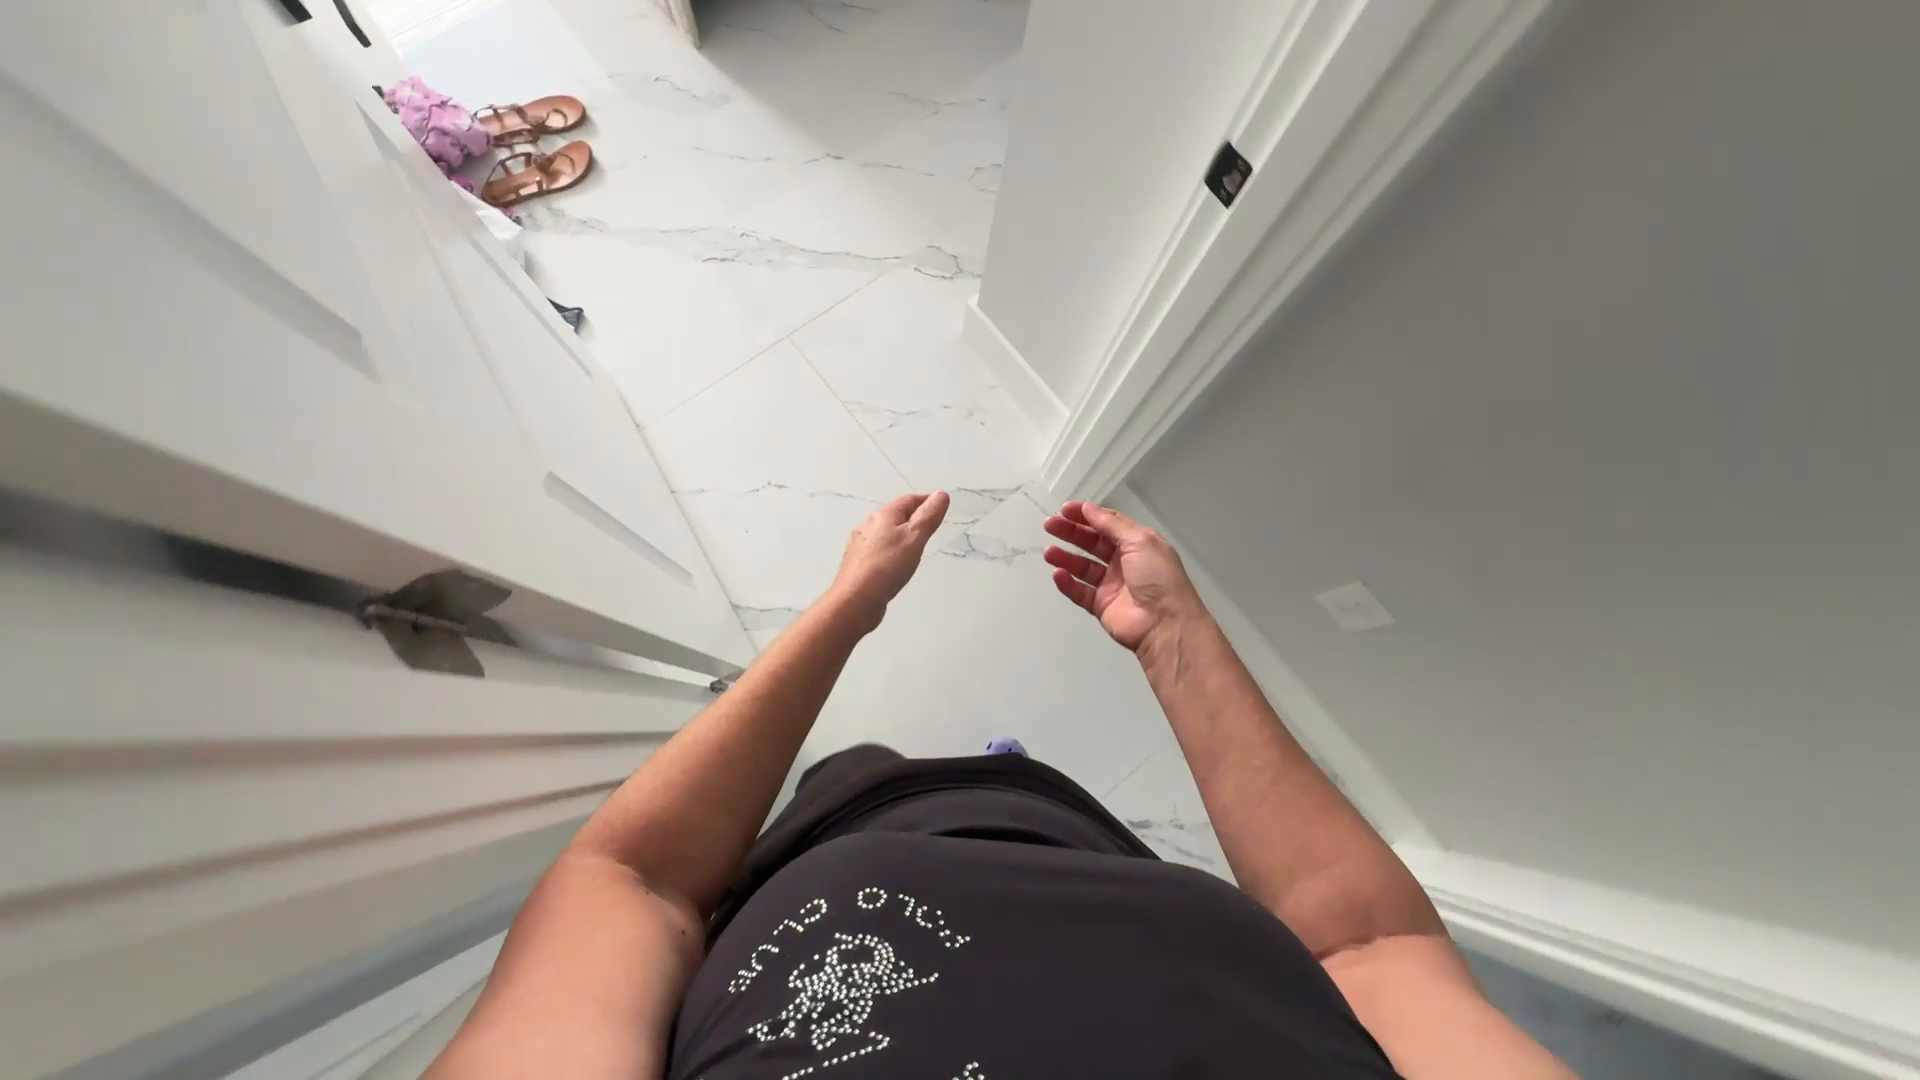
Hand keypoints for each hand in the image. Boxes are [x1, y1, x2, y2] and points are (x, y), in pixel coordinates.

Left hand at [828, 491, 949, 630]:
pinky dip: (890, 550)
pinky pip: (878, 550)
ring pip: (884, 534)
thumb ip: (928, 516)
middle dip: (912, 517)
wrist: (856, 600)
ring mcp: (860, 546)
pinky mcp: (858, 564)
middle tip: (930, 524)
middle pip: (894, 516)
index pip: (908, 500)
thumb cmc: (887, 566)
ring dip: (900, 535)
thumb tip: (941, 494)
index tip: (939, 503)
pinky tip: (894, 563)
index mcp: (883, 516)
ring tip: (915, 544)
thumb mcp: (914, 538)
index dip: (925, 500)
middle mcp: (868, 526)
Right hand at [1043, 501, 1206, 652]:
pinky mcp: (1101, 606)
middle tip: (1050, 525)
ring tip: (1048, 552)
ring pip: (1083, 567)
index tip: (1065, 510)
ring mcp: (1112, 585)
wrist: (1165, 624)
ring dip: (1065, 557)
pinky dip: (1068, 583)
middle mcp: (1124, 562)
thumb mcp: (1140, 542)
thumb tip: (1088, 507)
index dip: (1087, 515)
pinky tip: (1057, 574)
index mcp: (1138, 543)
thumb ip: (1111, 525)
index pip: (1108, 524)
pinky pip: (1080, 592)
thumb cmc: (1157, 577)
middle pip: (1093, 543)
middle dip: (1071, 532)